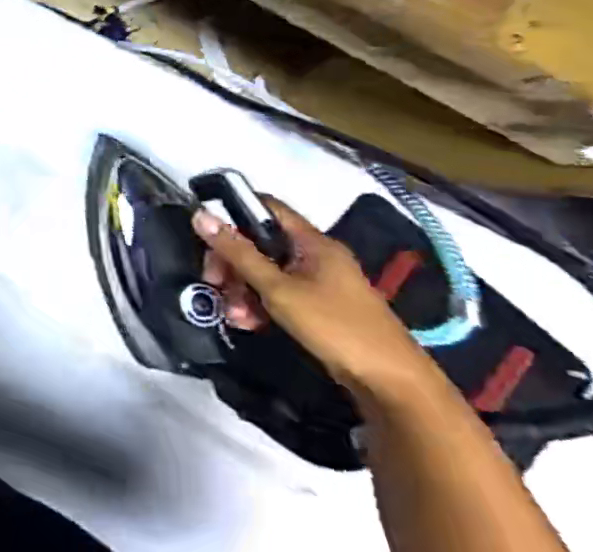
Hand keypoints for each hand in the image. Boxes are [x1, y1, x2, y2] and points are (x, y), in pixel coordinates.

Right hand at [196, 197, 441, 398]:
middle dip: (230, 262)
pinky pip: (276, 294)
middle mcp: (316, 256)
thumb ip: (237, 252)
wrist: (393, 385)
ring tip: (234, 314)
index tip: (205, 231)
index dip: (232, 211)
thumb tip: (199, 214)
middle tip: (214, 282)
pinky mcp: (317, 307)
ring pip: (263, 272)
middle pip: (258, 243)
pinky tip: (248, 323)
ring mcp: (318, 283)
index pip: (266, 207)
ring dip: (241, 289)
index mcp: (313, 243)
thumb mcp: (278, 288)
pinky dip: (257, 304)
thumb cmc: (335, 326)